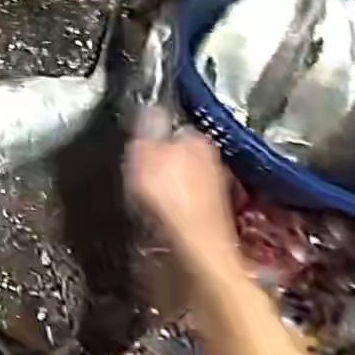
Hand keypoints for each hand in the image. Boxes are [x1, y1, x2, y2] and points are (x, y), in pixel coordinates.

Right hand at [126, 130, 239, 259]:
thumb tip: (151, 107)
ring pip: (183, 175)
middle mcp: (214, 160)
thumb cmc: (165, 195)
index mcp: (198, 139)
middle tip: (139, 167)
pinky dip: (175, 202)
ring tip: (147, 192)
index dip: (152, 134)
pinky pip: (186, 198)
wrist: (195, 247)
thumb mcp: (143, 150)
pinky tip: (161, 211)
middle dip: (162, 158)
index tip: (137, 145)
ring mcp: (217, 188)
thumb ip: (147, 125)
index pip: (173, 126)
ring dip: (168, 181)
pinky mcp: (213, 214)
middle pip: (180, 151)